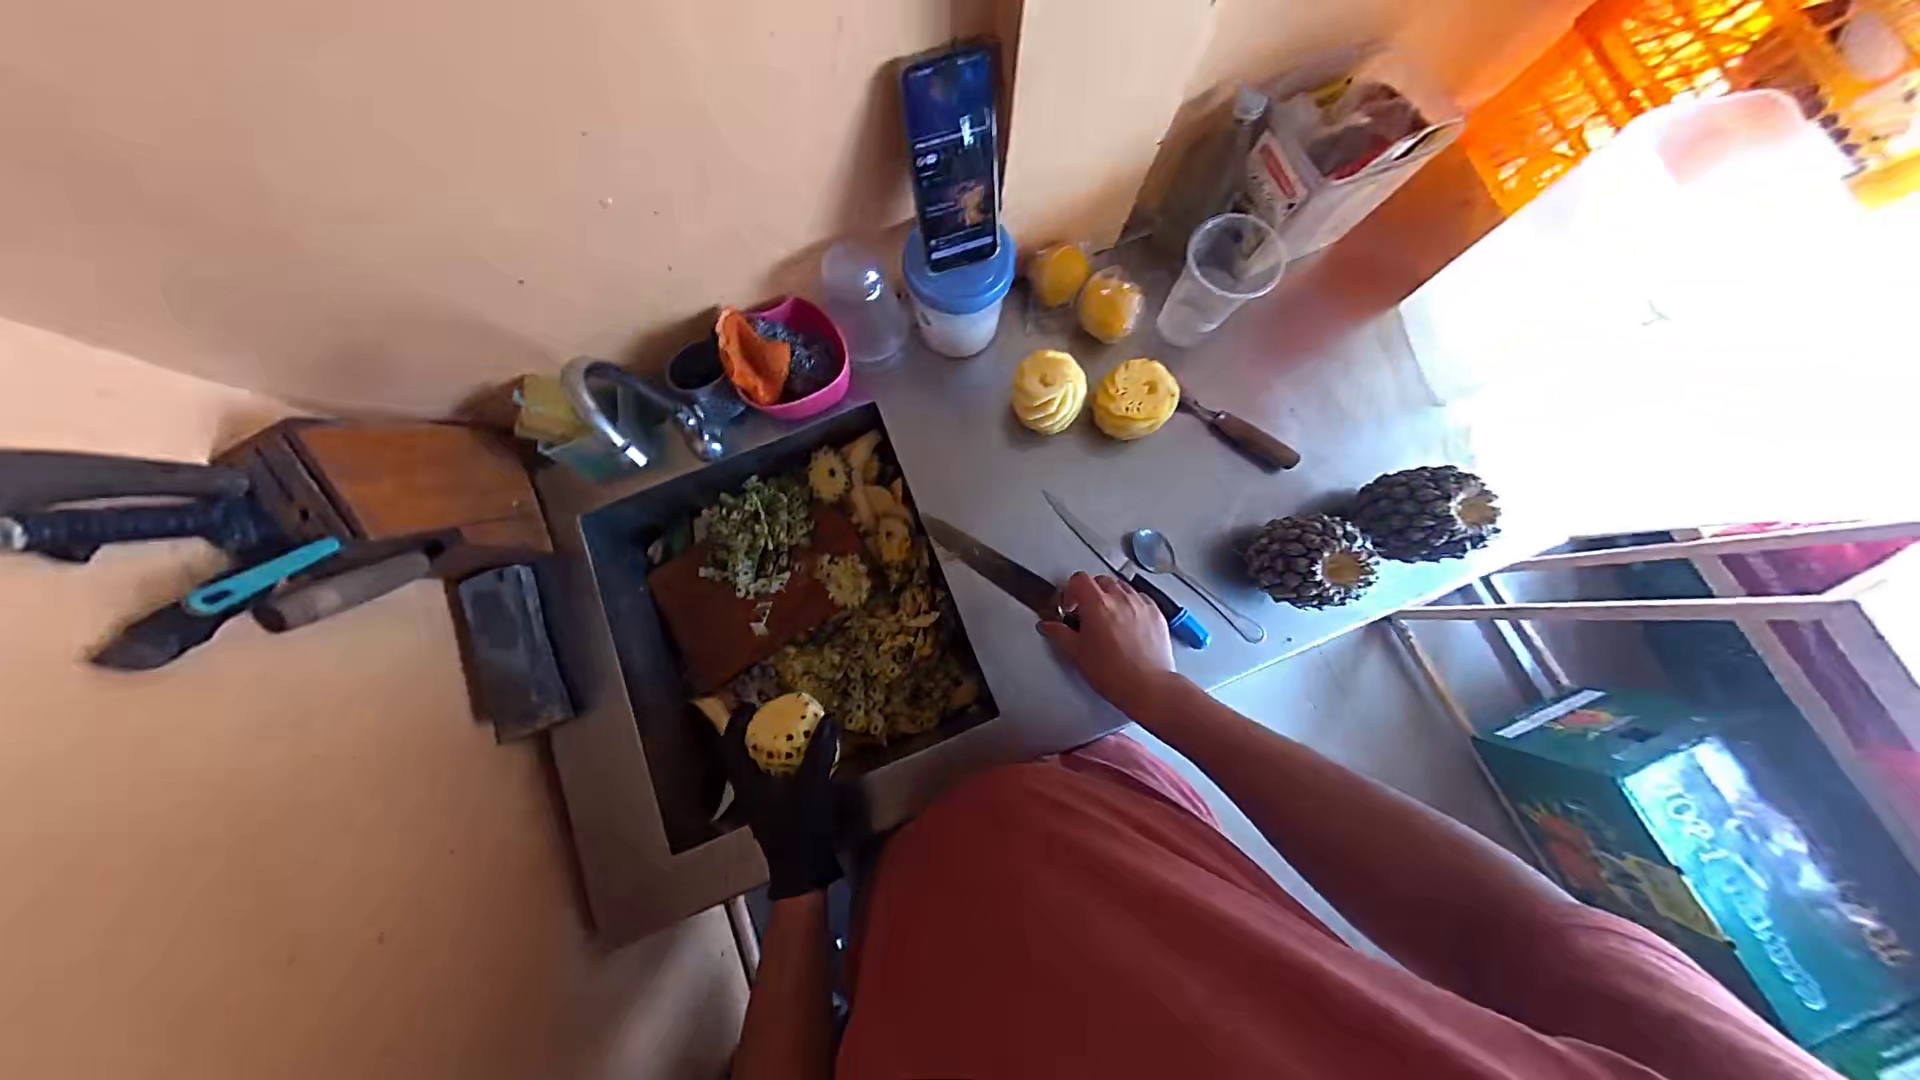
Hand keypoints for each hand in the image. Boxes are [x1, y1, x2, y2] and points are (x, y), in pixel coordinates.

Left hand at [723, 708, 842, 899]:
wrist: (803, 871)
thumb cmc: (801, 826)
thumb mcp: (814, 783)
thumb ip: (820, 751)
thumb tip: (828, 719)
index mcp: (746, 783)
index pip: (731, 745)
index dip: (738, 722)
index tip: (750, 704)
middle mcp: (746, 793)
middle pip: (740, 755)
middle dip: (752, 732)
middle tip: (770, 714)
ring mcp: (757, 805)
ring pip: (753, 768)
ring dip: (764, 748)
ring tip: (784, 733)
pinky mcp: (771, 813)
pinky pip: (767, 778)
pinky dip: (777, 764)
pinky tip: (797, 761)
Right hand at [1038, 572, 1178, 714]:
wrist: (1147, 687)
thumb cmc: (1114, 673)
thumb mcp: (1077, 654)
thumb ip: (1059, 634)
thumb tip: (1048, 626)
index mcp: (1097, 605)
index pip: (1079, 579)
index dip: (1070, 591)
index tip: (1070, 607)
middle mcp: (1120, 599)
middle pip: (1100, 580)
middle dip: (1090, 592)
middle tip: (1086, 611)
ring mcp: (1140, 605)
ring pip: (1122, 586)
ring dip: (1111, 596)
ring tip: (1107, 616)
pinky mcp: (1156, 614)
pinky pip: (1141, 597)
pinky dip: (1131, 603)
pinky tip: (1127, 621)